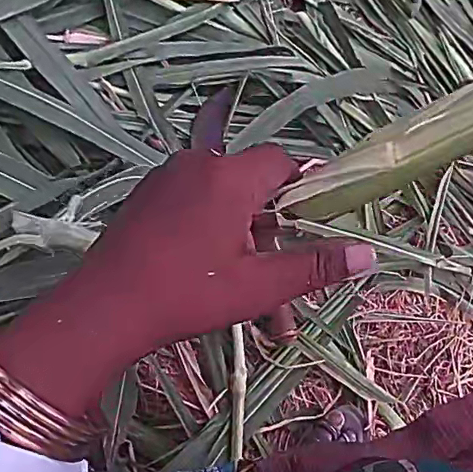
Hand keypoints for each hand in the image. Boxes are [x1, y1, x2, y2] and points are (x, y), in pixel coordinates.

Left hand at [0, 93, 374, 416]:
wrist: (105, 309)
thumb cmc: (187, 294)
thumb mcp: (258, 285)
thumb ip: (313, 266)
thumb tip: (367, 255)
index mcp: (229, 176)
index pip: (282, 162)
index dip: (305, 187)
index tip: (317, 219)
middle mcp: (197, 165)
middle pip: (252, 187)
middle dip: (273, 232)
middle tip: (281, 274)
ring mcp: (166, 180)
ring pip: (222, 204)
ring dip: (243, 242)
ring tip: (249, 292)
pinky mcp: (146, 199)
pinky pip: (193, 208)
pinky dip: (212, 235)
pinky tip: (212, 274)